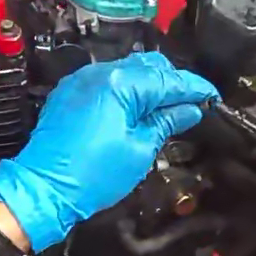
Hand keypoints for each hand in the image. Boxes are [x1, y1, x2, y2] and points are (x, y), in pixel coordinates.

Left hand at [0, 53, 216, 251]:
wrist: (43, 189)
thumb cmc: (93, 174)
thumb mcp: (140, 150)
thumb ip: (167, 122)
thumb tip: (190, 110)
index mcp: (120, 83)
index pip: (168, 79)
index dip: (195, 88)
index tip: (212, 97)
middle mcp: (99, 72)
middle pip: (150, 66)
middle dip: (174, 83)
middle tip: (192, 105)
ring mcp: (82, 80)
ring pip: (129, 70)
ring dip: (151, 86)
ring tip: (168, 109)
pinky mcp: (71, 92)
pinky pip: (109, 80)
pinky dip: (129, 89)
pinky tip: (139, 109)